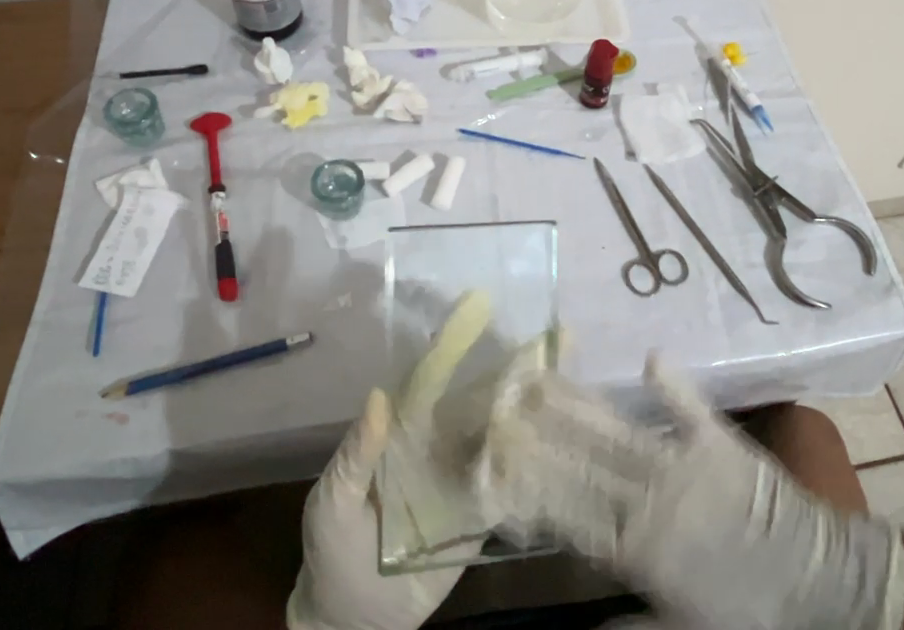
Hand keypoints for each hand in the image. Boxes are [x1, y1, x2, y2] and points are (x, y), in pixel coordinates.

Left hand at [287, 293, 548, 629]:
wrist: (353, 620)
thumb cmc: (332, 551)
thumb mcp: (333, 502)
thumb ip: (358, 455)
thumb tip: (378, 397)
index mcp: (404, 431)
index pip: (432, 377)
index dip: (455, 341)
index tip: (480, 304)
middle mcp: (439, 445)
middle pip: (483, 400)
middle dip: (518, 369)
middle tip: (559, 339)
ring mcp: (463, 479)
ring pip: (504, 436)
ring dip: (535, 412)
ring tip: (571, 387)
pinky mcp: (481, 517)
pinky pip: (511, 486)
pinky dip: (534, 468)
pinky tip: (563, 448)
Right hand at [481, 357, 903, 629]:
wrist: (818, 589)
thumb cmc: (747, 615)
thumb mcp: (682, 629)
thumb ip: (628, 627)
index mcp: (636, 548)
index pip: (567, 512)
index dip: (528, 486)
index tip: (494, 462)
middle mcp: (650, 499)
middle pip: (581, 461)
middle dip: (537, 432)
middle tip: (500, 400)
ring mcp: (684, 467)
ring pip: (618, 432)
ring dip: (578, 405)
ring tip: (541, 376)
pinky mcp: (721, 445)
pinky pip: (691, 410)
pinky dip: (673, 385)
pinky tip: (649, 356)